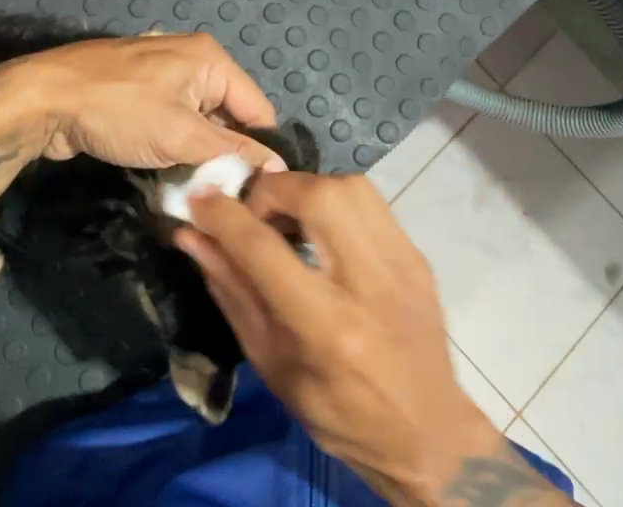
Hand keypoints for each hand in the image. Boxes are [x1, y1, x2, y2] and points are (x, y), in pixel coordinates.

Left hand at [0, 32, 284, 170]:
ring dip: (198, 157)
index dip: (262, 153)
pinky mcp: (138, 95)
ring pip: (198, 124)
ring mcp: (161, 76)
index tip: (259, 196)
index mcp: (210, 59)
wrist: (41, 100)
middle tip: (226, 201)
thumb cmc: (117, 111)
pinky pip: (172, 124)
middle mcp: (191, 60)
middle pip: (229, 117)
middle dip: (227, 156)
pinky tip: (171, 177)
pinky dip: (174, 149)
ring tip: (199, 194)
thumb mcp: (181, 135)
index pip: (258, 111)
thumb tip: (277, 169)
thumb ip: (231, 153)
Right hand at [178, 174, 567, 504]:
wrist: (430, 435)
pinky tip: (320, 231)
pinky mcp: (417, 256)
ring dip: (304, 190)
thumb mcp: (272, 364)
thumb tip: (192, 237)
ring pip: (349, 187)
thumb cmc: (339, 414)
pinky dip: (333, 203)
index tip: (197, 198)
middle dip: (271, 191)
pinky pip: (369, 203)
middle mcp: (369, 285)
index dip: (222, 216)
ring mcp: (402, 265)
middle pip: (318, 197)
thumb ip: (233, 292)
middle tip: (253, 214)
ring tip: (286, 219)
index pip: (263, 249)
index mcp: (326, 327)